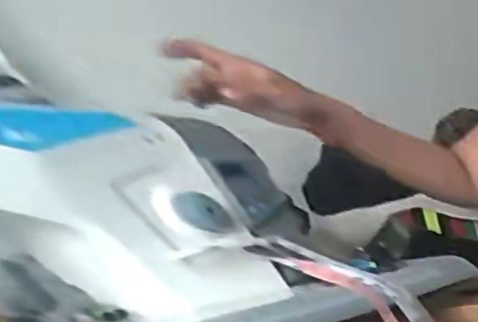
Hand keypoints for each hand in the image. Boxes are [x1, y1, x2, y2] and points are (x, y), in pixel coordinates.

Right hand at [162, 39, 337, 136]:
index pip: (202, 51)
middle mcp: (233, 74)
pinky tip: (199, 105)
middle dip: (187, 78)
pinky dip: (206, 99)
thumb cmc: (296, 102)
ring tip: (184, 100)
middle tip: (178, 93)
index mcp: (237, 66)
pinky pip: (219, 97)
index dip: (180, 49)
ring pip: (207, 85)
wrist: (316, 116)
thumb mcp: (273, 95)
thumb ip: (246, 93)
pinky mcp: (246, 103)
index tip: (160, 51)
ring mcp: (239, 89)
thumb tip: (221, 92)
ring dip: (194, 90)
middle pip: (201, 71)